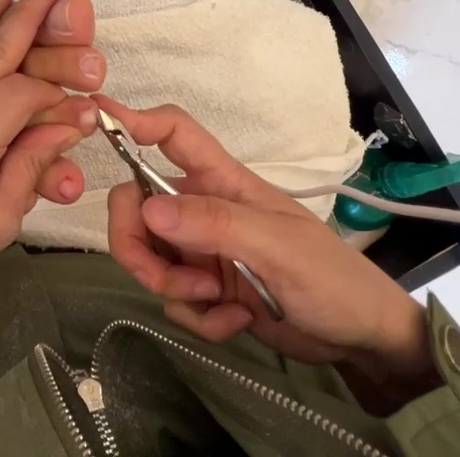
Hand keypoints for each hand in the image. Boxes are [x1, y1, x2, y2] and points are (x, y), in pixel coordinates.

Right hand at [99, 97, 437, 406]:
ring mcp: (199, 248)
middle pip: (134, 206)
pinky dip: (196, 316)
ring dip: (174, 290)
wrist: (363, 341)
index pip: (171, 133)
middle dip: (139, 249)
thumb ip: (213, 223)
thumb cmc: (331, 277)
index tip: (97, 118)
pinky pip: (171, 297)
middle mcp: (200, 208)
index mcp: (220, 181)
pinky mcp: (203, 287)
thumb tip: (148, 211)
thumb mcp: (277, 246)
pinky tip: (236, 320)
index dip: (134, 119)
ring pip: (146, 257)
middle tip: (170, 283)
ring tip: (217, 302)